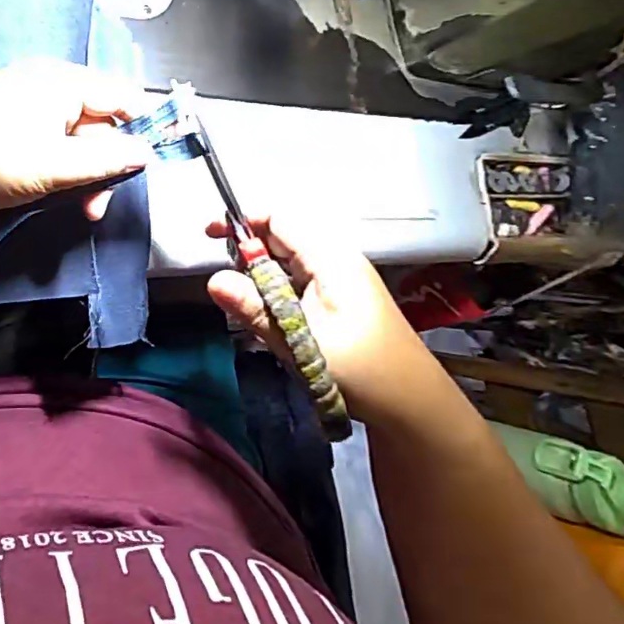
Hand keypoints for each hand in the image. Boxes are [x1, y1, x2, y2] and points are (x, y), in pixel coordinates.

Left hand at [0, 60, 154, 220]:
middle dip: (105, 165)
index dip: (141, 130)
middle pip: (101, 121)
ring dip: (84, 172)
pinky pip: (55, 139)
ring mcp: (31, 101)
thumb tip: (147, 152)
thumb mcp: (53, 165)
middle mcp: (51, 83)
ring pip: (79, 136)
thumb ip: (106, 159)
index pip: (123, 97)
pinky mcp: (16, 120)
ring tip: (77, 206)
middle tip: (95, 205)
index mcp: (63, 81)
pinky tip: (54, 188)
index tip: (145, 168)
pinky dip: (62, 165)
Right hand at [205, 213, 439, 426]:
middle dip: (249, 253)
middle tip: (228, 284)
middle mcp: (336, 259)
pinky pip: (301, 282)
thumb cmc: (361, 368)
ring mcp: (341, 279)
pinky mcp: (343, 299)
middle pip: (282, 238)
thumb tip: (213, 281)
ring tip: (248, 306)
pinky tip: (273, 317)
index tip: (211, 235)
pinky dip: (279, 292)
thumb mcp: (299, 340)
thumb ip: (254, 308)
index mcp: (329, 257)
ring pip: (290, 263)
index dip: (243, 222)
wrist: (412, 404)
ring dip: (263, 277)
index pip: (279, 219)